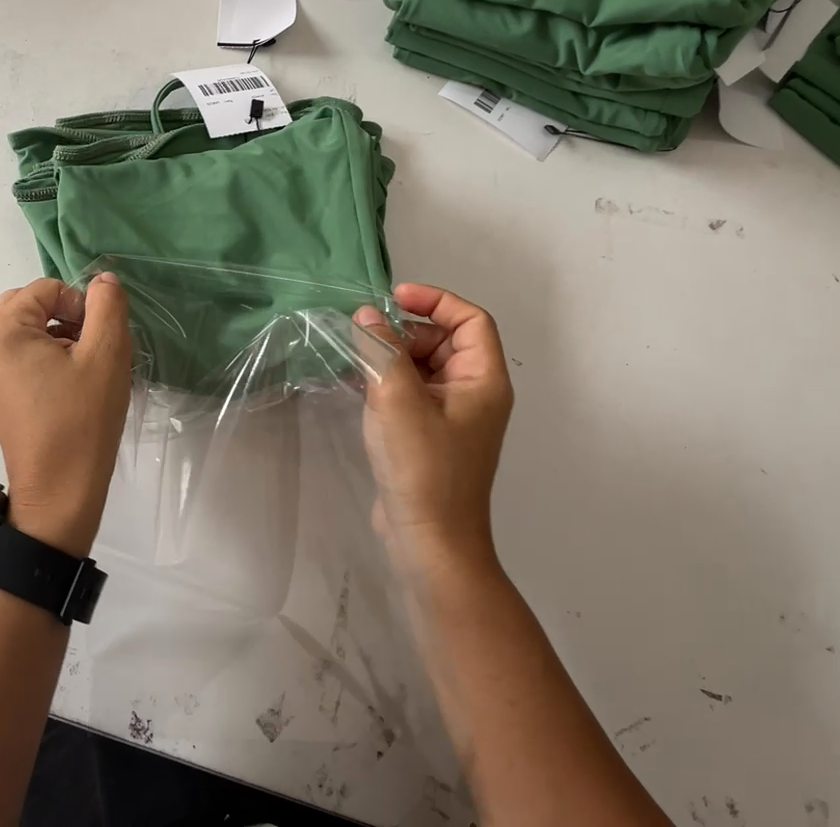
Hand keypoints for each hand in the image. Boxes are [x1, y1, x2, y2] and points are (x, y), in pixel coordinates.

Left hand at [0, 273, 132, 556]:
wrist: (59, 491)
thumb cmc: (83, 420)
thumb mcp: (106, 354)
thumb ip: (107, 306)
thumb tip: (103, 280)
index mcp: (4, 330)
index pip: (46, 288)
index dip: (80, 303)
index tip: (101, 337)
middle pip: (30, 306)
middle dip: (66, 316)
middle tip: (94, 347)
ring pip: (28, 332)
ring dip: (60, 337)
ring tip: (88, 369)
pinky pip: (23, 358)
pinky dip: (49, 359)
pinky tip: (74, 387)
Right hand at [356, 284, 513, 563]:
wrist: (430, 541)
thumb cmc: (422, 466)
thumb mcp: (397, 399)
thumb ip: (382, 350)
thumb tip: (368, 315)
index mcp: (483, 380)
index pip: (470, 320)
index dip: (435, 301)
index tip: (393, 298)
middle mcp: (474, 394)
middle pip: (445, 340)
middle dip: (406, 331)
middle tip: (367, 338)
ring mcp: (452, 417)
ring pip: (424, 366)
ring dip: (392, 356)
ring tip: (356, 361)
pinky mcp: (430, 436)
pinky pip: (412, 392)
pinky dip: (388, 380)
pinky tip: (357, 384)